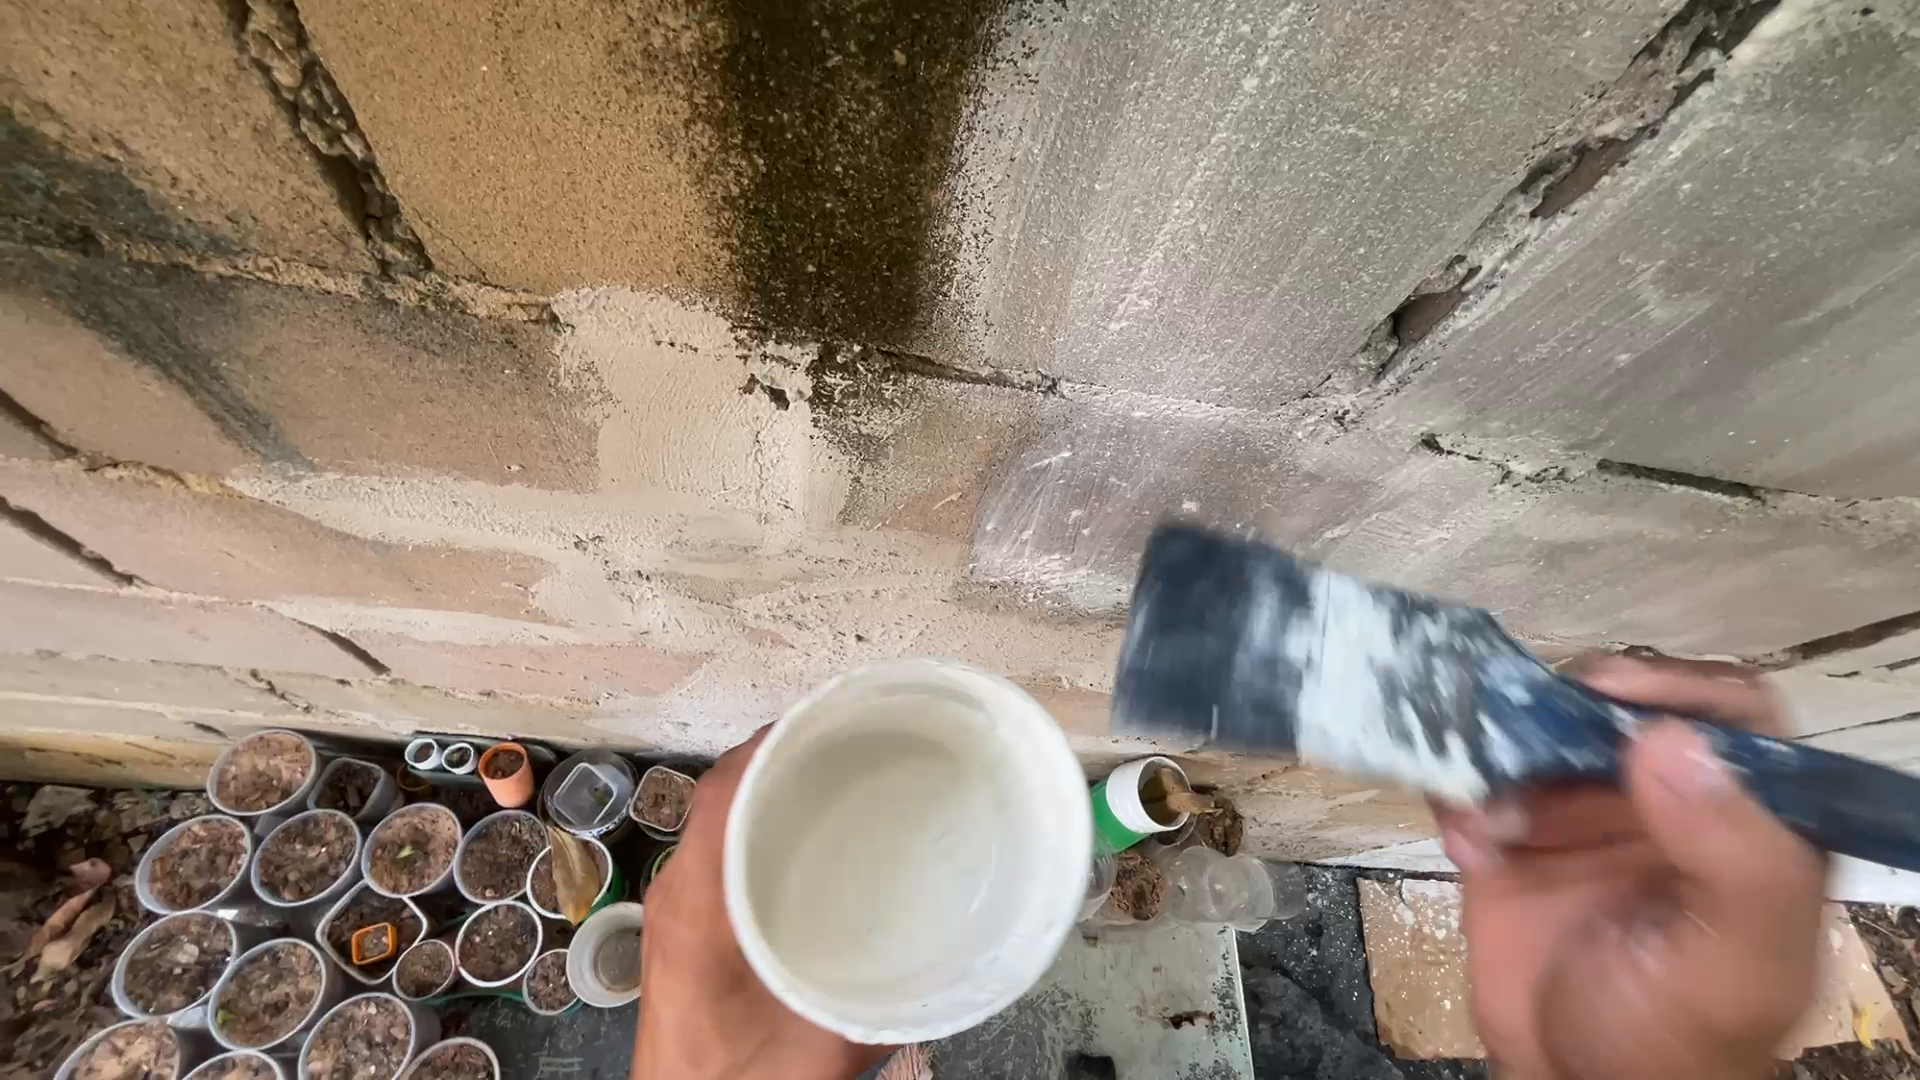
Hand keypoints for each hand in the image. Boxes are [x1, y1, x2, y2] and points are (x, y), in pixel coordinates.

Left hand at [633, 729, 893, 1079]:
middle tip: (850, 742)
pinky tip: (803, 836)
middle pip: (722, 792)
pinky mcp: (685, 925)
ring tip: (834, 775)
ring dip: (768, 786)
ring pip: (718, 817)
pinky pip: (718, 847)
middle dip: (782, 755)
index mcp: (700, 902)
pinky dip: (757, 822)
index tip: (830, 719)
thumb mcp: (825, 1041)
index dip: (772, 742)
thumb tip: (942, 931)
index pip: (724, 789)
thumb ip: (883, 985)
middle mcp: (678, 890)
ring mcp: (676, 907)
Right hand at [1435, 654, 1826, 1079]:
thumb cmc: (1673, 1037)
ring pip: (1518, 737)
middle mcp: (1651, 800)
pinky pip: (1463, 780)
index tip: (1601, 692)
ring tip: (1484, 824)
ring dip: (1488, 766)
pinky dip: (1453, 802)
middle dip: (1546, 720)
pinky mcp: (1499, 828)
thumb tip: (1668, 741)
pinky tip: (1467, 850)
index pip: (1726, 714)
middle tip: (1508, 746)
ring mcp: (1568, 811)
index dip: (1672, 685)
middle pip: (1598, 709)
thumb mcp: (1731, 965)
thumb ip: (1734, 861)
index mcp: (1736, 821)